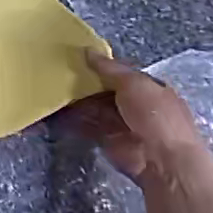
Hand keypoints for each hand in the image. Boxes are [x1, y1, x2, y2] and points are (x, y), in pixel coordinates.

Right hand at [62, 49, 210, 189]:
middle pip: (103, 91)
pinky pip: (86, 127)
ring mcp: (121, 123)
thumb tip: (87, 51)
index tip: (75, 59)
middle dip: (83, 84)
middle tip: (56, 74)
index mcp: (147, 88)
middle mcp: (134, 104)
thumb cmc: (154, 115)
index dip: (99, 66)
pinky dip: (71, 122)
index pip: (119, 73)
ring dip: (74, 102)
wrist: (162, 160)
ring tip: (50, 92)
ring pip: (93, 108)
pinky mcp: (108, 140)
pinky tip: (54, 114)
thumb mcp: (134, 83)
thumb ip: (109, 69)